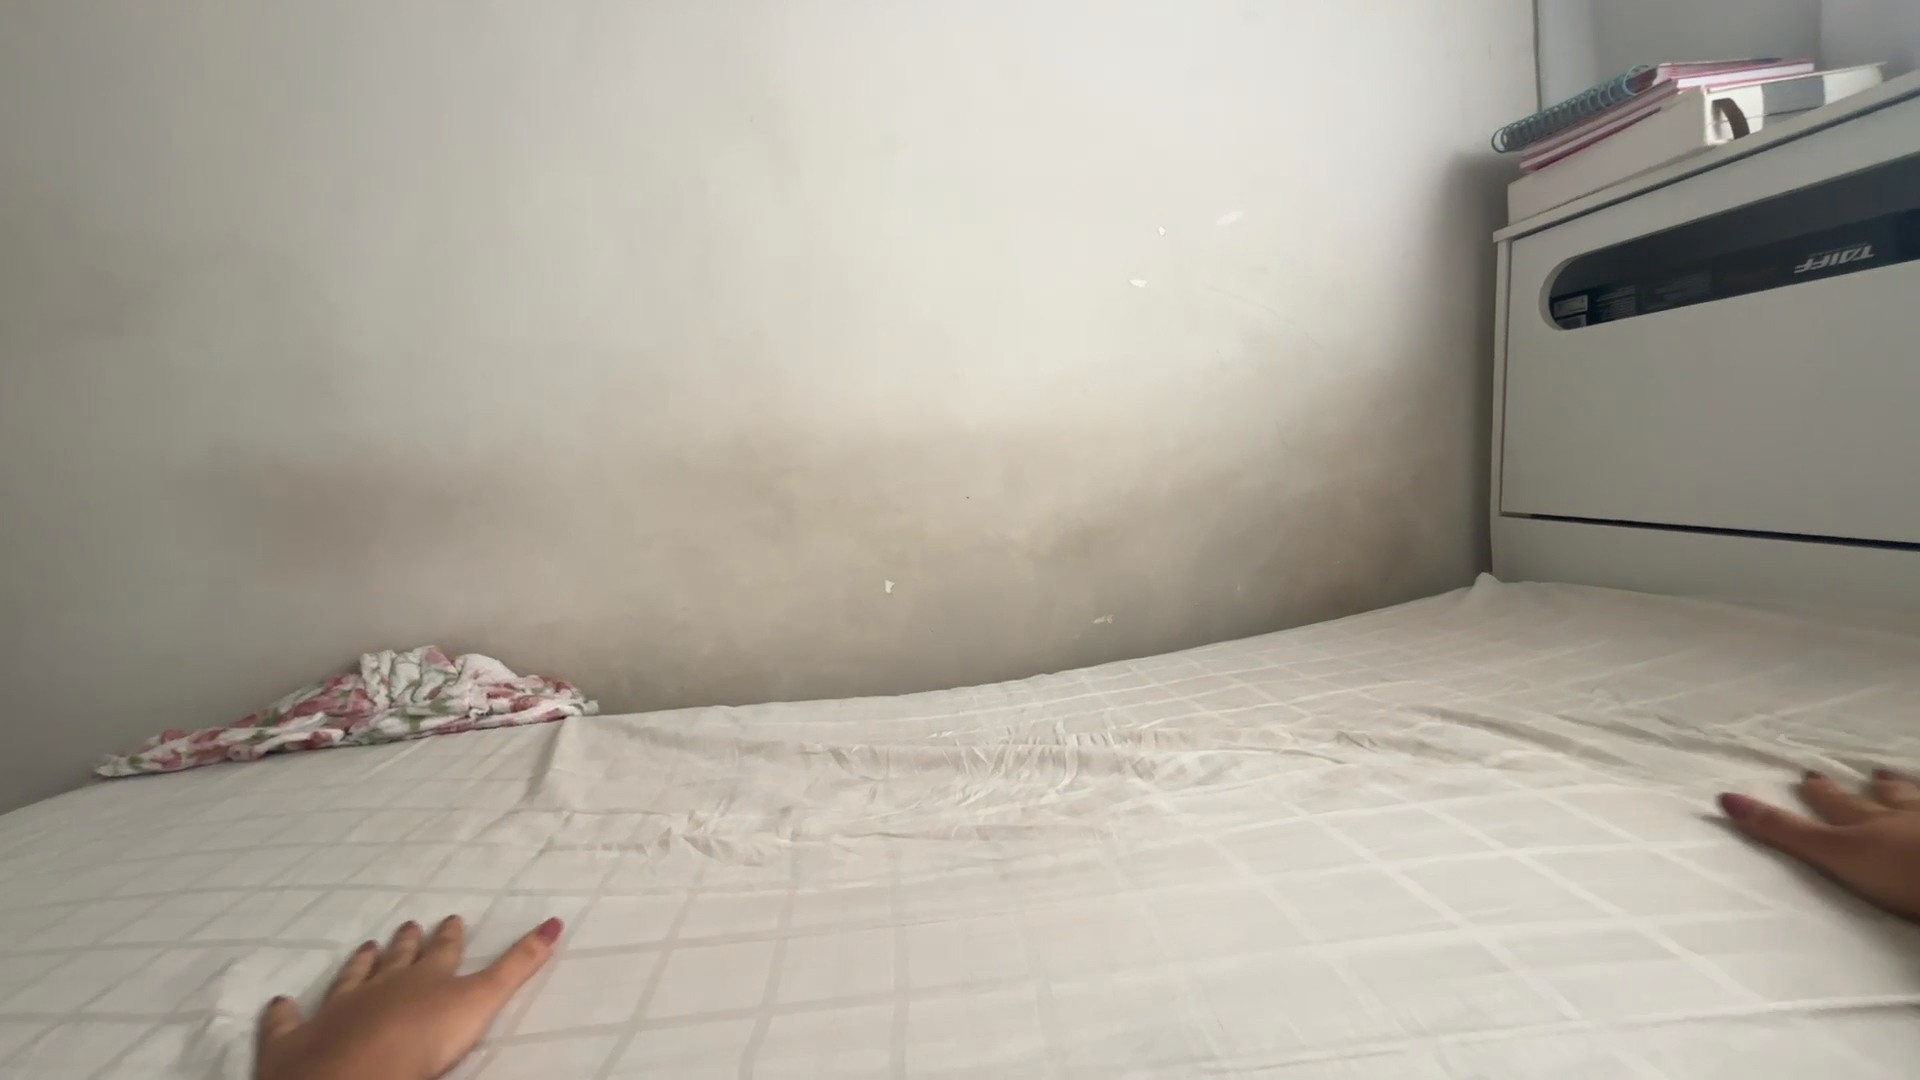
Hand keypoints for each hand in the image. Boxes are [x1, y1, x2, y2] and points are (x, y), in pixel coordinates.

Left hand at [254, 915, 561, 1079]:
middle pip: (397, 958)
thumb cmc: (423, 1040)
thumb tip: (558, 919)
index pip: (444, 949)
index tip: (451, 917)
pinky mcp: (292, 1045)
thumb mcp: (482, 1000)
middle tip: (409, 924)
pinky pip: (285, 1024)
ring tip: (365, 946)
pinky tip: (279, 1002)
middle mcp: (383, 984)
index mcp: (428, 976)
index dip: (449, 934)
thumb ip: (519, 963)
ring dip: (358, 964)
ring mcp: (335, 1011)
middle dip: (406, 941)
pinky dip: (282, 1013)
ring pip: (350, 980)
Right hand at [1720, 769, 1919, 920]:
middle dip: (1874, 787)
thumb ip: (1782, 829)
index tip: (1806, 774)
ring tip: (1906, 781)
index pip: (1835, 803)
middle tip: (1872, 771)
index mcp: (1866, 822)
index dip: (1819, 791)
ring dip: (1914, 795)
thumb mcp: (1834, 854)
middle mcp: (1905, 819)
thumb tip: (1721, 797)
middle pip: (1887, 800)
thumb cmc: (1904, 871)